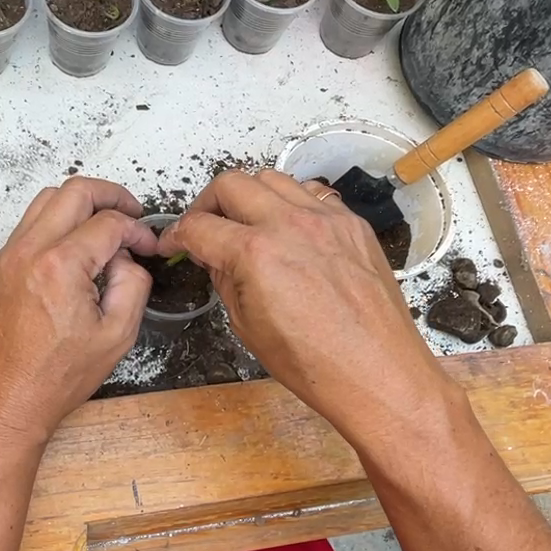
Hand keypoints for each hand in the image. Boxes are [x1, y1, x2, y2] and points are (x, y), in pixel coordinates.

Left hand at [0, 177, 157, 444]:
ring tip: (105, 227)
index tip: (148, 245)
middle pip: (74, 191)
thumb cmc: (58, 377)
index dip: (137, 229)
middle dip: (111, 195)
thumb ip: (133, 283)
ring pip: (47, 199)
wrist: (7, 400)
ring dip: (80, 204)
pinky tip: (76, 248)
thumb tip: (127, 257)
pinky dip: (57, 222)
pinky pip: (30, 224)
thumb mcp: (117, 334)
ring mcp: (8, 256)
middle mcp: (28, 251)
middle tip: (132, 213)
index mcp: (59, 266)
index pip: (109, 222)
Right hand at [158, 169, 453, 439]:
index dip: (175, 235)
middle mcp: (290, 225)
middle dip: (207, 203)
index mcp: (256, 254)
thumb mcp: (247, 326)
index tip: (173, 242)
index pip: (199, 227)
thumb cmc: (315, 363)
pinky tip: (287, 227)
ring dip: (249, 196)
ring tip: (245, 224)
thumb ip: (226, 280)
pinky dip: (290, 201)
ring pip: (271, 178)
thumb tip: (214, 256)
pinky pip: (311, 193)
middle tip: (204, 227)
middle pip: (230, 184)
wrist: (378, 373)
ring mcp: (325, 219)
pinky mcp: (352, 224)